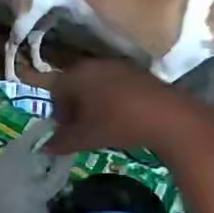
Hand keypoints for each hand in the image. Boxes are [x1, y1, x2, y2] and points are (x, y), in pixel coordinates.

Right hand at [47, 59, 213, 156]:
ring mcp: (118, 65)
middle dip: (76, 107)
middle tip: (83, 128)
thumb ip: (61, 142)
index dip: (59, 113)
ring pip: (96, 84)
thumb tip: (45, 148)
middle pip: (75, 85)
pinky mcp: (139, 72)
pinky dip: (113, 99)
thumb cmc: (117, 124)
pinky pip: (116, 84)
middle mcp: (94, 64)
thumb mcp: (85, 138)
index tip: (68, 130)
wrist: (168, 117)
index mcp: (75, 75)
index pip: (55, 91)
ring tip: (103, 124)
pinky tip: (123, 117)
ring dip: (95, 103)